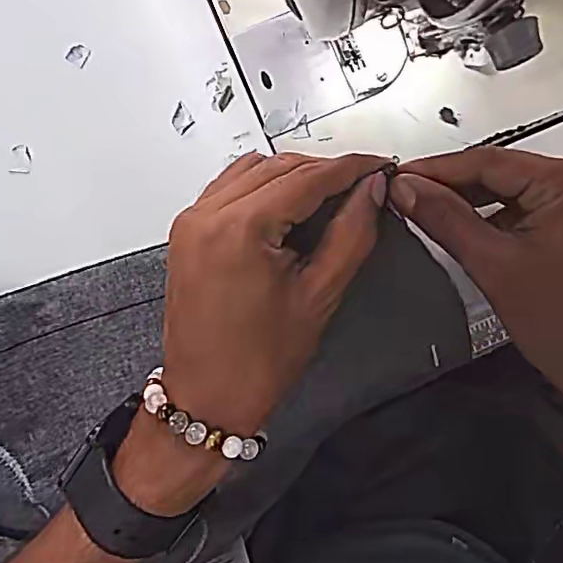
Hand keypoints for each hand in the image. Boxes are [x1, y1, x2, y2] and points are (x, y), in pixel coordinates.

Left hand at [159, 151, 388, 430]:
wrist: (208, 396)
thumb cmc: (253, 363)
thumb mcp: (320, 296)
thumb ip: (352, 233)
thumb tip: (369, 193)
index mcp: (239, 230)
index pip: (307, 177)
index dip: (350, 167)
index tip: (375, 166)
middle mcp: (207, 217)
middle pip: (279, 166)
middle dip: (324, 169)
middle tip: (361, 183)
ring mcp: (192, 222)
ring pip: (253, 169)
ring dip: (293, 173)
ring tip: (329, 195)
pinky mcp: (187, 232)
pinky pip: (230, 186)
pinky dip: (263, 185)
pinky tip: (288, 204)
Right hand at [393, 147, 562, 407]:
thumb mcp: (493, 265)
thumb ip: (445, 219)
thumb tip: (411, 190)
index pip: (489, 160)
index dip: (436, 169)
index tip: (403, 178)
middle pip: (498, 171)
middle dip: (449, 185)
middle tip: (406, 194)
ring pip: (507, 189)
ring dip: (467, 201)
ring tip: (426, 210)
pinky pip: (521, 207)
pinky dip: (489, 216)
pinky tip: (460, 226)